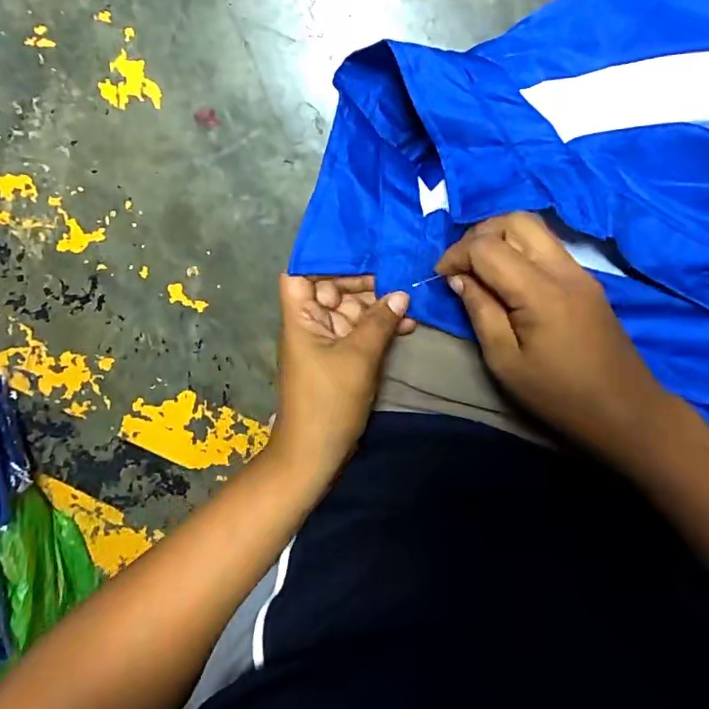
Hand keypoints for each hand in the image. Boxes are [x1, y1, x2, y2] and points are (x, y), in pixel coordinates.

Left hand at [269, 275, 412, 476]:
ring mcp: (324, 342)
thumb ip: (379, 322)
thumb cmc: (329, 400)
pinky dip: (376, 327)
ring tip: (408, 303)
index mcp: (300, 317)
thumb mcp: (358, 357)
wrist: (314, 453)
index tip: (358, 254)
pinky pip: (356, 332)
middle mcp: (309, 323)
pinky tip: (405, 324)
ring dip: (375, 306)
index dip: (322, 261)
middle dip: (361, 283)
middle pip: (330, 289)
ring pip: (348, 311)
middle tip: (396, 279)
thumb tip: (400, 294)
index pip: (300, 274)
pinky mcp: (338, 359)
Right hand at [434, 213, 688, 467]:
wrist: (627, 412)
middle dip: (478, 234)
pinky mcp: (586, 280)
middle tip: (460, 265)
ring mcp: (579, 272)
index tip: (440, 277)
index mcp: (540, 292)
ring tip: (479, 267)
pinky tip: (505, 275)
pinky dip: (518, 247)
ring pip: (533, 227)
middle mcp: (563, 270)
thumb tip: (460, 278)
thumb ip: (480, 312)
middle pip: (515, 220)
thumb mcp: (506, 362)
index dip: (456, 254)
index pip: (488, 247)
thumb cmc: (559, 395)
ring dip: (499, 236)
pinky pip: (546, 244)